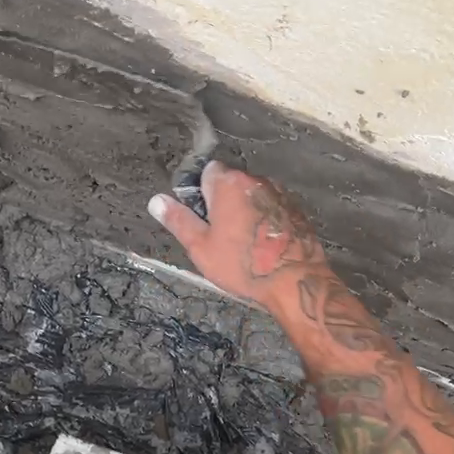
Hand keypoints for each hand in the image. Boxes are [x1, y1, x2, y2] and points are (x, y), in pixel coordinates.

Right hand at [148, 161, 330, 313]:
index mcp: (229, 184)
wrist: (294, 281)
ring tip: (242, 243)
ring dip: (244, 211)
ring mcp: (280, 193)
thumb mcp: (200, 247)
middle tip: (218, 236)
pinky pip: (270, 207)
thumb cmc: (241, 264)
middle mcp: (256, 180)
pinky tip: (262, 245)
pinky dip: (263, 219)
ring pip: (252, 196)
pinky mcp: (297, 209)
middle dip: (222, 203)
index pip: (207, 172)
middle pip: (231, 184)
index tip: (201, 218)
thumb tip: (156, 201)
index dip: (200, 193)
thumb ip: (178, 220)